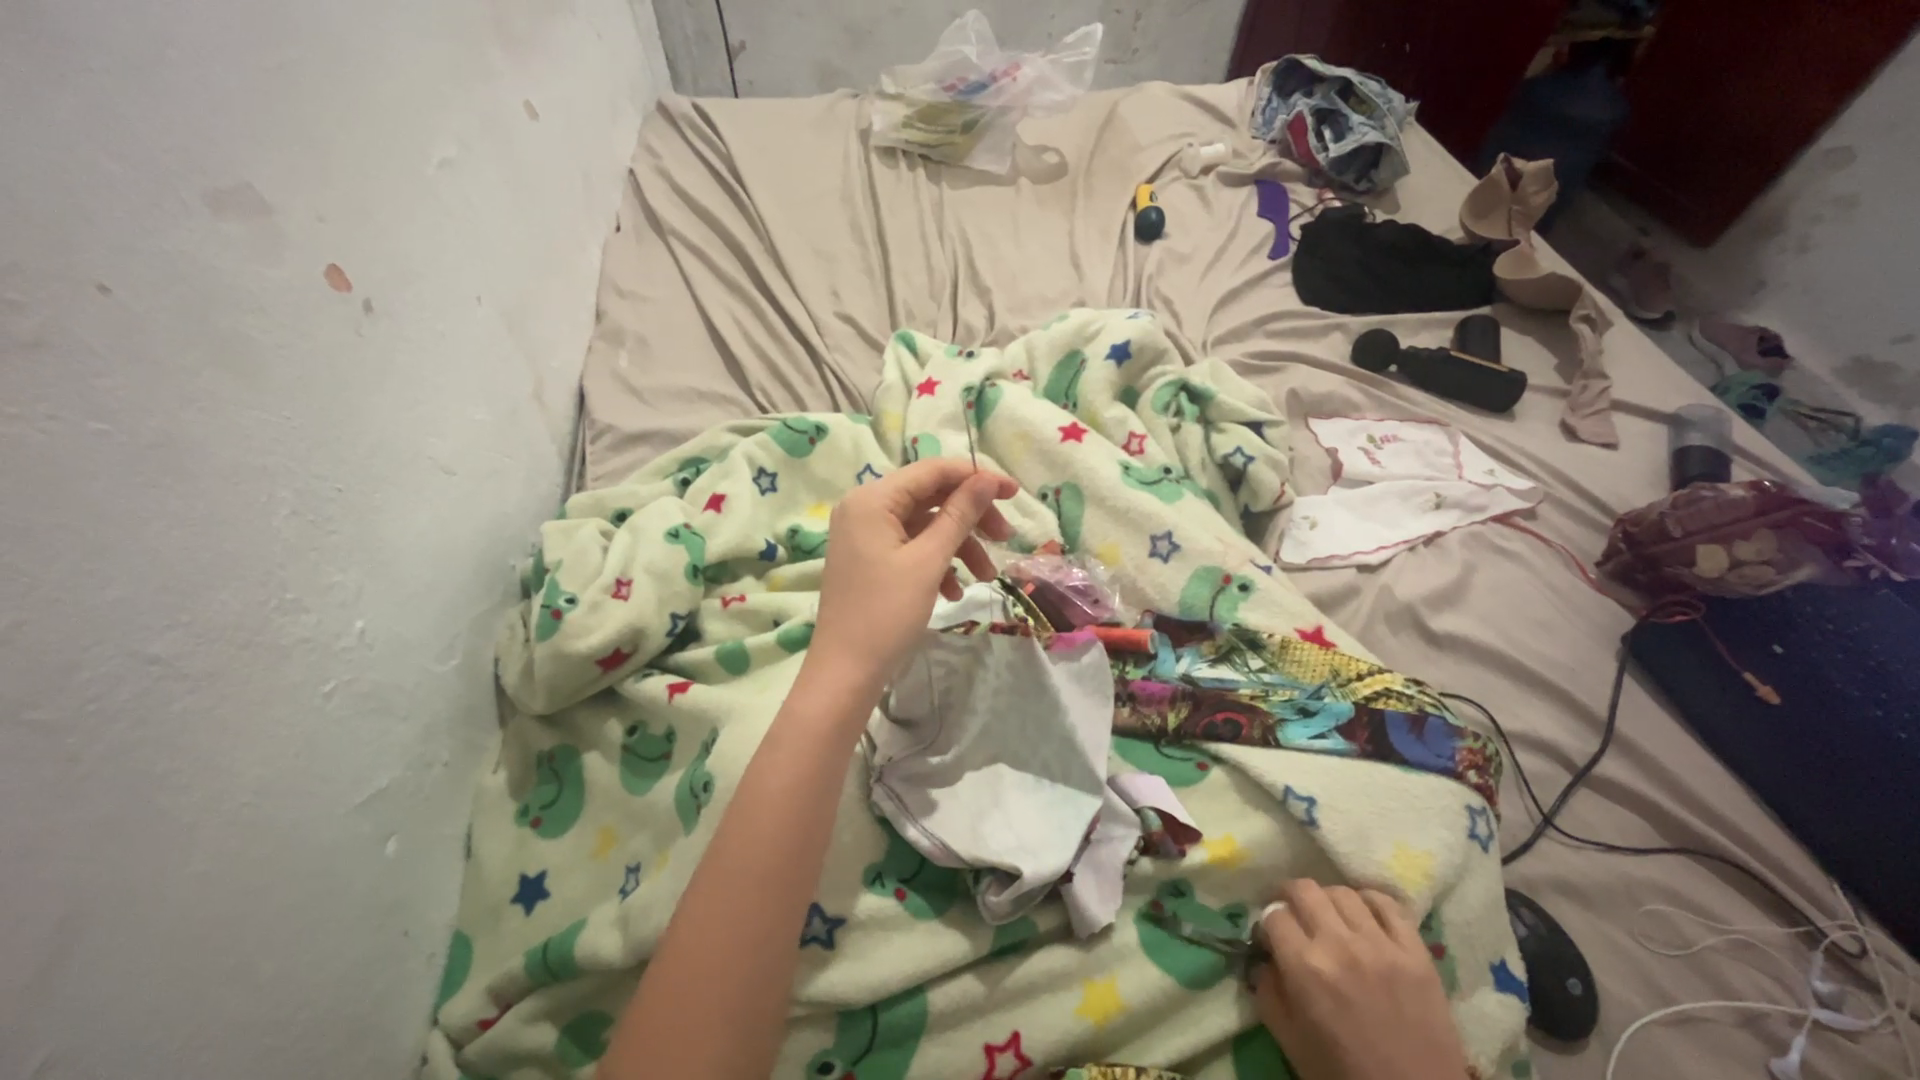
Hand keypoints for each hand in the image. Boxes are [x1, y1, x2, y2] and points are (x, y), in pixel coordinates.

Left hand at [809, 459, 1016, 695]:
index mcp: (872, 499)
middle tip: (1006, 538)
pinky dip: (938, 563)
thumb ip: (960, 514)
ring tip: (986, 576)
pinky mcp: (869, 559)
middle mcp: (865, 508)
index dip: (976, 477)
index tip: (1015, 493)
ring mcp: (865, 535)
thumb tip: (988, 479)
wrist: (846, 671)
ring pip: (926, 525)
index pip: (932, 470)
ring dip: (959, 545)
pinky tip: (954, 593)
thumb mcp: (929, 561)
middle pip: (931, 496)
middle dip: (971, 517)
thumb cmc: (886, 613)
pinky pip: (912, 548)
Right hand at [1253, 880, 1469, 1079]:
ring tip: (1329, 918)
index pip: (1273, 915)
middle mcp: (1340, 945)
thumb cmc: (1344, 1076)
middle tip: (1291, 914)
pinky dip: (1369, 902)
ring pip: (1343, 892)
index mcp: (1305, 968)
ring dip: (1327, 899)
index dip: (1266, 924)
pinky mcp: (1416, 952)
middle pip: (1304, 889)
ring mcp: (1382, 945)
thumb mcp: (1288, 1040)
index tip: (1270, 938)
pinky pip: (1388, 905)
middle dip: (1289, 897)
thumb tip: (1265, 959)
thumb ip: (1267, 992)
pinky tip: (1363, 915)